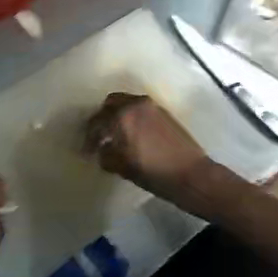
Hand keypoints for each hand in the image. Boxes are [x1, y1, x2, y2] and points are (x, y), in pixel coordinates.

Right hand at [84, 93, 213, 197]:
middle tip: (99, 137)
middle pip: (111, 103)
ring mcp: (153, 106)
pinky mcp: (164, 112)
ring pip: (126, 103)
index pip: (96, 122)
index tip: (86, 152)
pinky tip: (130, 134)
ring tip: (114, 136)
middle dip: (102, 119)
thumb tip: (101, 150)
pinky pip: (140, 108)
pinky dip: (131, 116)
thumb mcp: (122, 167)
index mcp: (123, 117)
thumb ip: (106, 155)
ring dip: (117, 115)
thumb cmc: (154, 173)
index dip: (88, 138)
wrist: (190, 173)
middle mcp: (136, 104)